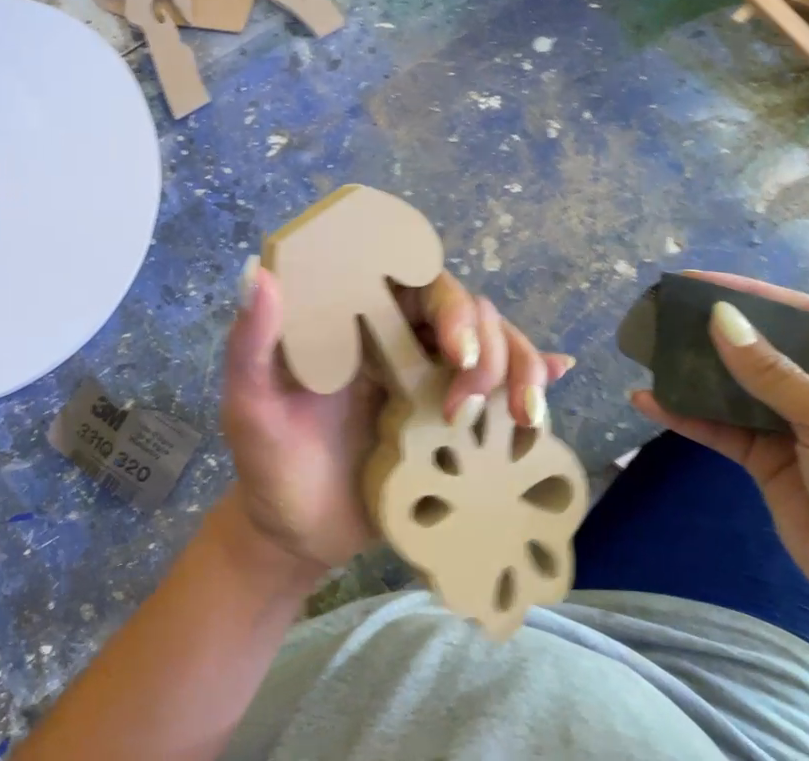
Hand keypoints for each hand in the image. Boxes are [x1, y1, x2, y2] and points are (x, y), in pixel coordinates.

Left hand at [221, 260, 573, 575]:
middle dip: (486, 342)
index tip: (453, 346)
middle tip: (467, 397)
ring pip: (493, 347)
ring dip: (518, 364)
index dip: (445, 301)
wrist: (295, 536)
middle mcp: (396, 346)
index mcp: (354, 327)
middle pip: (464, 312)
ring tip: (522, 414)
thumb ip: (250, 343)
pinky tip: (559, 378)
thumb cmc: (267, 463)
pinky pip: (501, 392)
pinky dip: (535, 377)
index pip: (411, 284)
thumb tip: (260, 272)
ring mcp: (429, 385)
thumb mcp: (249, 403)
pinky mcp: (452, 427)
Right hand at [629, 271, 808, 612]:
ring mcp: (796, 432)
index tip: (697, 283)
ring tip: (646, 351)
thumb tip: (720, 318)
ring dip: (693, 373)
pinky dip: (684, 415)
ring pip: (735, 390)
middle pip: (764, 352)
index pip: (807, 321)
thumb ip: (775, 375)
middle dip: (714, 333)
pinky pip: (719, 429)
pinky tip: (648, 401)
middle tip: (661, 313)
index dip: (753, 296)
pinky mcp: (767, 463)